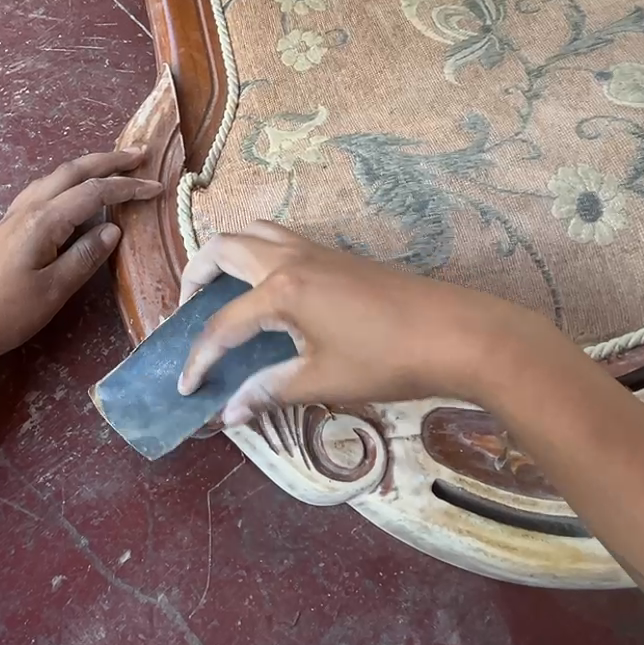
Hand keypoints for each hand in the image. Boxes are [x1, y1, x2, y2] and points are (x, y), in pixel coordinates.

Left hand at [0, 149, 162, 372]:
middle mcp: (28, 208)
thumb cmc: (4, 313)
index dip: (128, 187)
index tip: (158, 188)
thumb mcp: (54, 291)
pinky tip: (72, 194)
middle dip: (109, 160)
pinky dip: (68, 182)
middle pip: (73, 171)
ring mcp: (14, 216)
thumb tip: (113, 228)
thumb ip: (85, 256)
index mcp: (43, 220)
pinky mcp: (7, 228)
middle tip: (140, 155)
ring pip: (55, 178)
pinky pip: (44, 191)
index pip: (94, 192)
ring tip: (112, 168)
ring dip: (87, 168)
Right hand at [176, 221, 584, 424]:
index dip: (199, 359)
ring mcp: (312, 249)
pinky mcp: (332, 253)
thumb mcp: (323, 381)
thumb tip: (230, 413)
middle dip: (194, 279)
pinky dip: (254, 252)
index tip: (186, 387)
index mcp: (280, 290)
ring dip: (225, 255)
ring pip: (250, 232)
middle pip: (221, 250)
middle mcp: (287, 259)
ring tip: (221, 290)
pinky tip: (267, 289)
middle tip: (189, 315)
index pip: (222, 324)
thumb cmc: (387, 360)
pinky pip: (277, 237)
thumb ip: (269, 391)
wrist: (457, 333)